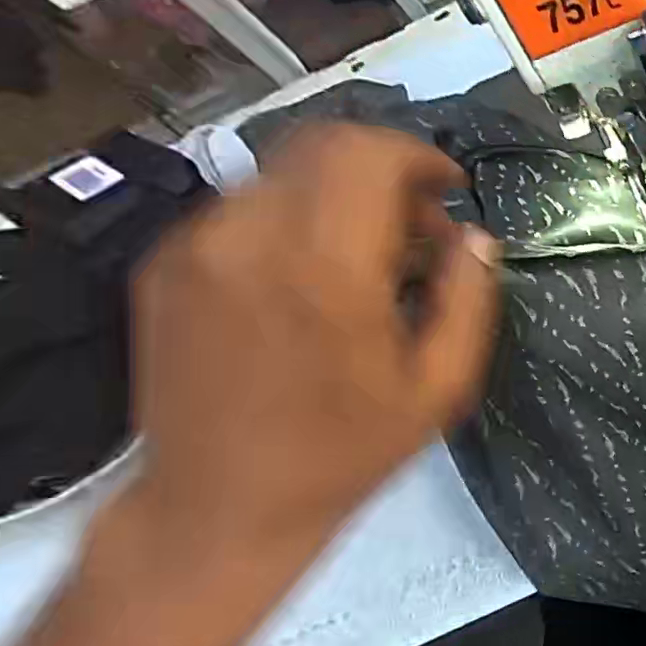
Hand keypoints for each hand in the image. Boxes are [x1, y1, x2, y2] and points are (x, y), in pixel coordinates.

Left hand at [112, 123, 497, 627]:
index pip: (363, 157)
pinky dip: (301, 220)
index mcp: (326, 271)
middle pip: (318, 148)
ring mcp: (195, 248)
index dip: (418, 156)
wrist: (226, 497)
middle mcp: (248, 240)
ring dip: (344, 197)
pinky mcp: (168, 265)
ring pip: (282, 174)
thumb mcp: (442, 383)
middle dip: (386, 171)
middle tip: (425, 229)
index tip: (452, 189)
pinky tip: (325, 277)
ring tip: (380, 260)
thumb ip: (468, 301)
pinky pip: (246, 209)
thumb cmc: (354, 446)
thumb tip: (477, 238)